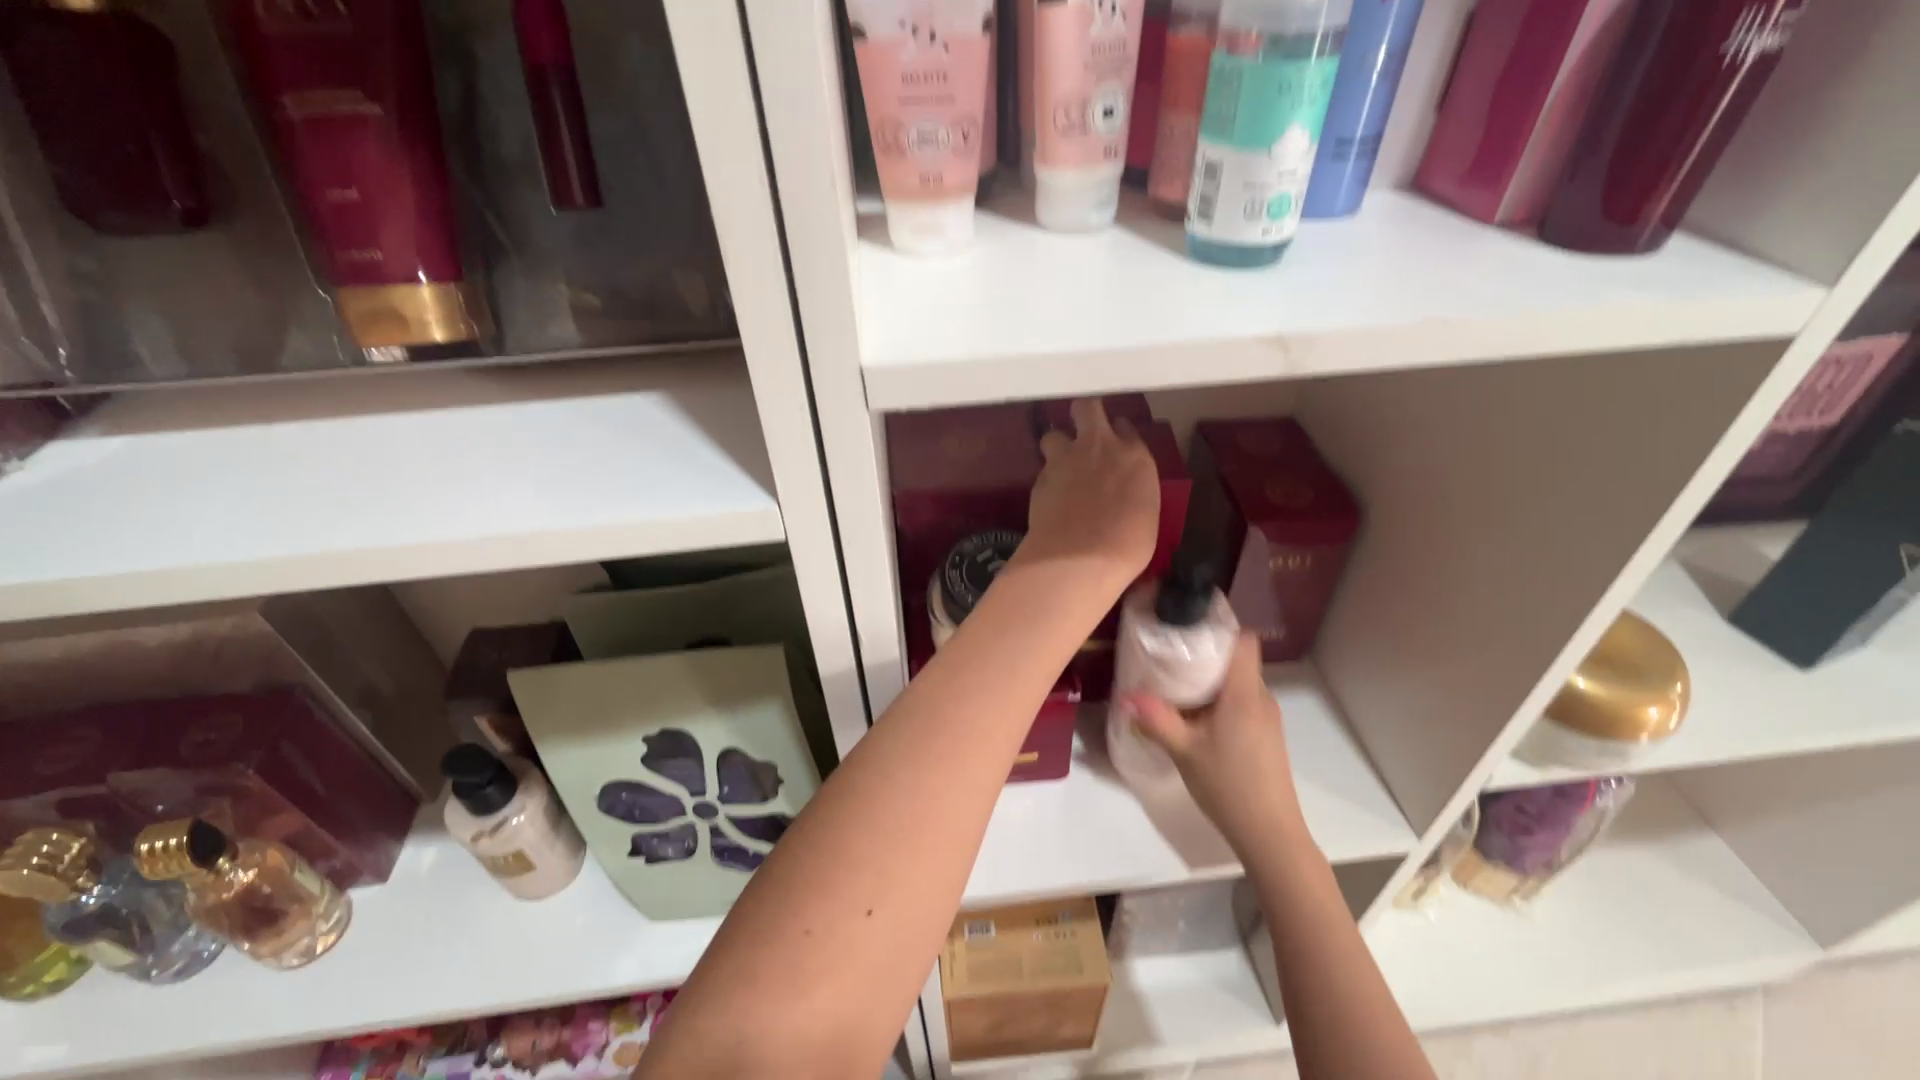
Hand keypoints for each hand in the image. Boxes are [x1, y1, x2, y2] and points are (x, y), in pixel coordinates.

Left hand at [1017, 399, 1159, 589]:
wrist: (1079, 557)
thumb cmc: (1127, 545)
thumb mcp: (1145, 516)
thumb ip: (1133, 493)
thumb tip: (1124, 496)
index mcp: (1134, 457)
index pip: (1126, 428)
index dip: (1118, 433)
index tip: (1116, 442)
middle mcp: (1099, 447)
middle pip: (1087, 408)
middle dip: (1083, 413)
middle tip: (1082, 428)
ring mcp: (1065, 459)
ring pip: (1054, 434)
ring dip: (1057, 446)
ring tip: (1060, 465)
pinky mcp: (1040, 478)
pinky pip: (1043, 469)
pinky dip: (1047, 479)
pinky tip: (1050, 497)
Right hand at [1127, 634, 1310, 859]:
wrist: (1269, 832)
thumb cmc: (1228, 785)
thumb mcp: (1184, 751)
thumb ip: (1155, 719)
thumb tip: (1125, 696)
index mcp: (1244, 694)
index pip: (1244, 641)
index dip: (1218, 631)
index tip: (1187, 634)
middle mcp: (1262, 698)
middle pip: (1237, 661)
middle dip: (1204, 658)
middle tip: (1168, 662)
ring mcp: (1267, 718)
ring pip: (1238, 684)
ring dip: (1210, 684)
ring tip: (1176, 691)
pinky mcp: (1266, 736)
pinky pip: (1242, 703)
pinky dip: (1219, 703)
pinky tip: (1196, 722)